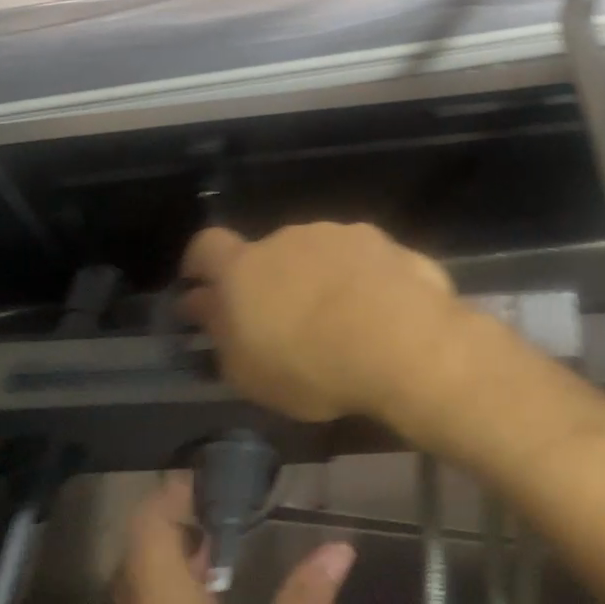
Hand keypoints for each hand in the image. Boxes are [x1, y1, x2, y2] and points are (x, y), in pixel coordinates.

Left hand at [116, 474, 354, 603]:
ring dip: (171, 567)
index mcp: (161, 596)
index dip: (173, 493)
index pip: (147, 523)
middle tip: (223, 518)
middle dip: (178, 529)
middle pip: (138, 554)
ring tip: (214, 558)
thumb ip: (304, 594)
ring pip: (136, 590)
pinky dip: (167, 597)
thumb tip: (343, 547)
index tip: (213, 482)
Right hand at [180, 222, 461, 420]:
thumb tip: (202, 305)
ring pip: (319, 253)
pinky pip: (362, 261)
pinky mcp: (385, 241)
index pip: (207, 246)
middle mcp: (290, 237)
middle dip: (272, 280)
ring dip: (320, 278)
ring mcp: (341, 233)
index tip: (202, 285)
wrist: (402, 341)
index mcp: (245, 266)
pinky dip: (362, 281)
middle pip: (270, 251)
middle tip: (285, 321)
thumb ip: (221, 332)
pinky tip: (379, 314)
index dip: (202, 264)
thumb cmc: (311, 366)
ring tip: (340, 323)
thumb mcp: (249, 371)